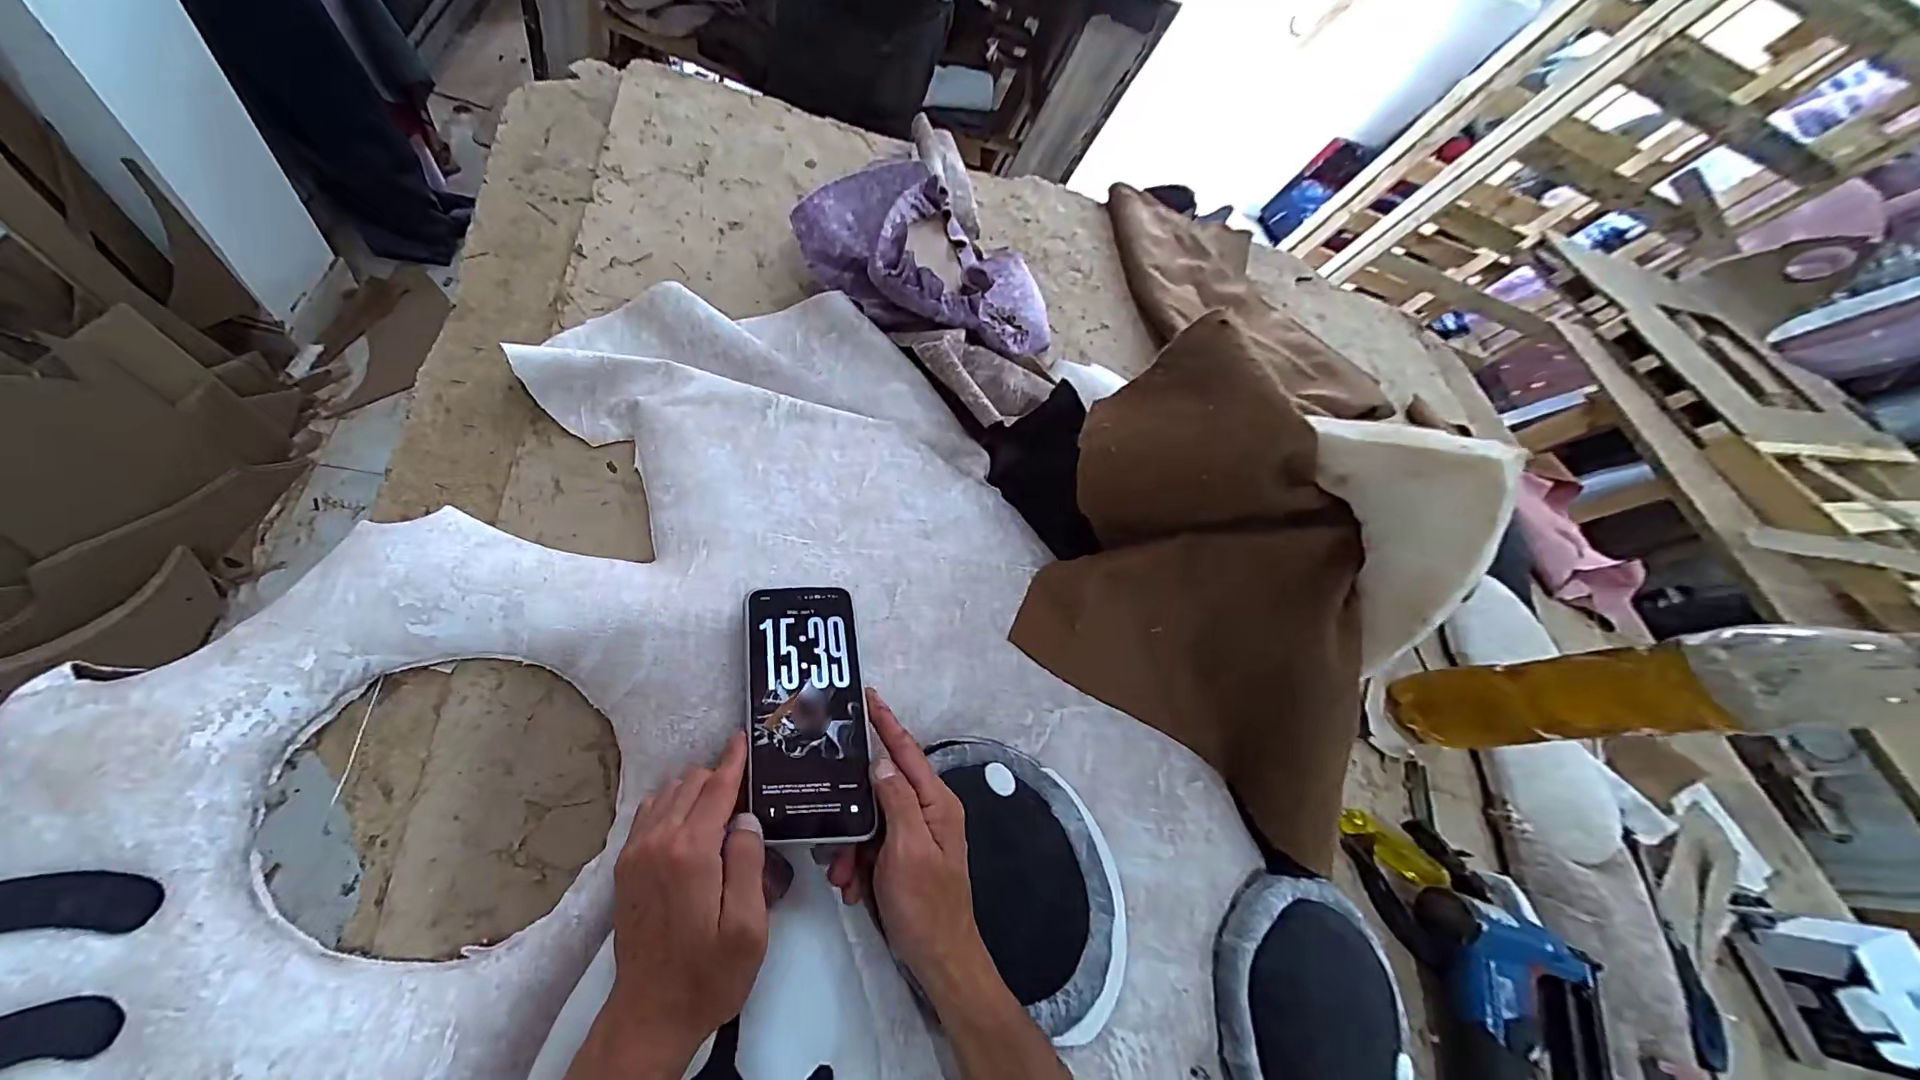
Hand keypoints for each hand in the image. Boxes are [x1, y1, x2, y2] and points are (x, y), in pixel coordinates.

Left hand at [569, 734, 767, 1078]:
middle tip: (749, 789)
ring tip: (725, 804)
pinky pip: (650, 812)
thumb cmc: (709, 974)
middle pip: (692, 783)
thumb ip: (749, 862)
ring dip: (698, 789)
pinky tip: (691, 820)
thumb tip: (746, 818)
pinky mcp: (625, 867)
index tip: (744, 737)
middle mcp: (657, 843)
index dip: (734, 761)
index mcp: (690, 853)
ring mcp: (635, 854)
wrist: (650, 1015)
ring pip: (671, 793)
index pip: (717, 789)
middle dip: (721, 777)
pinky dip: (674, 803)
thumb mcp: (748, 926)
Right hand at [828, 692, 1071, 1079]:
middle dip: (854, 815)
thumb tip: (883, 761)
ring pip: (870, 822)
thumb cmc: (926, 906)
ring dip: (853, 848)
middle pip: (881, 790)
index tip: (869, 696)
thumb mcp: (907, 849)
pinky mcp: (903, 856)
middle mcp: (927, 811)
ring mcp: (915, 835)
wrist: (939, 959)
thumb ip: (896, 800)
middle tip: (836, 842)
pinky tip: (856, 888)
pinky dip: (859, 865)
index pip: (907, 751)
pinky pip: (872, 847)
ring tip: (847, 877)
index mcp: (936, 802)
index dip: (886, 723)